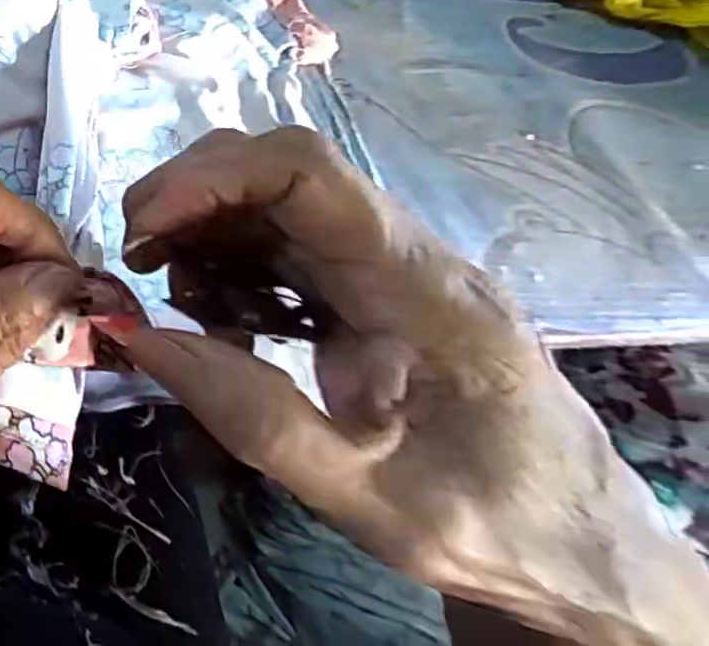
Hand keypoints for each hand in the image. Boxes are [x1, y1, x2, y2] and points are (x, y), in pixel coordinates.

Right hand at [112, 127, 708, 645]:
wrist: (585, 553)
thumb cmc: (493, 528)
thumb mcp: (364, 497)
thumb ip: (246, 413)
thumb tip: (131, 333)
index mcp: (421, 290)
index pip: (305, 172)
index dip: (206, 180)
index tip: (143, 232)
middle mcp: (400, 252)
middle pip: (270, 163)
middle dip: (183, 195)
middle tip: (139, 257)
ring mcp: (376, 259)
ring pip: (259, 189)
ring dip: (192, 225)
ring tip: (171, 290)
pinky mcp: (354, 275)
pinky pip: (264, 231)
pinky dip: (213, 253)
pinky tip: (212, 308)